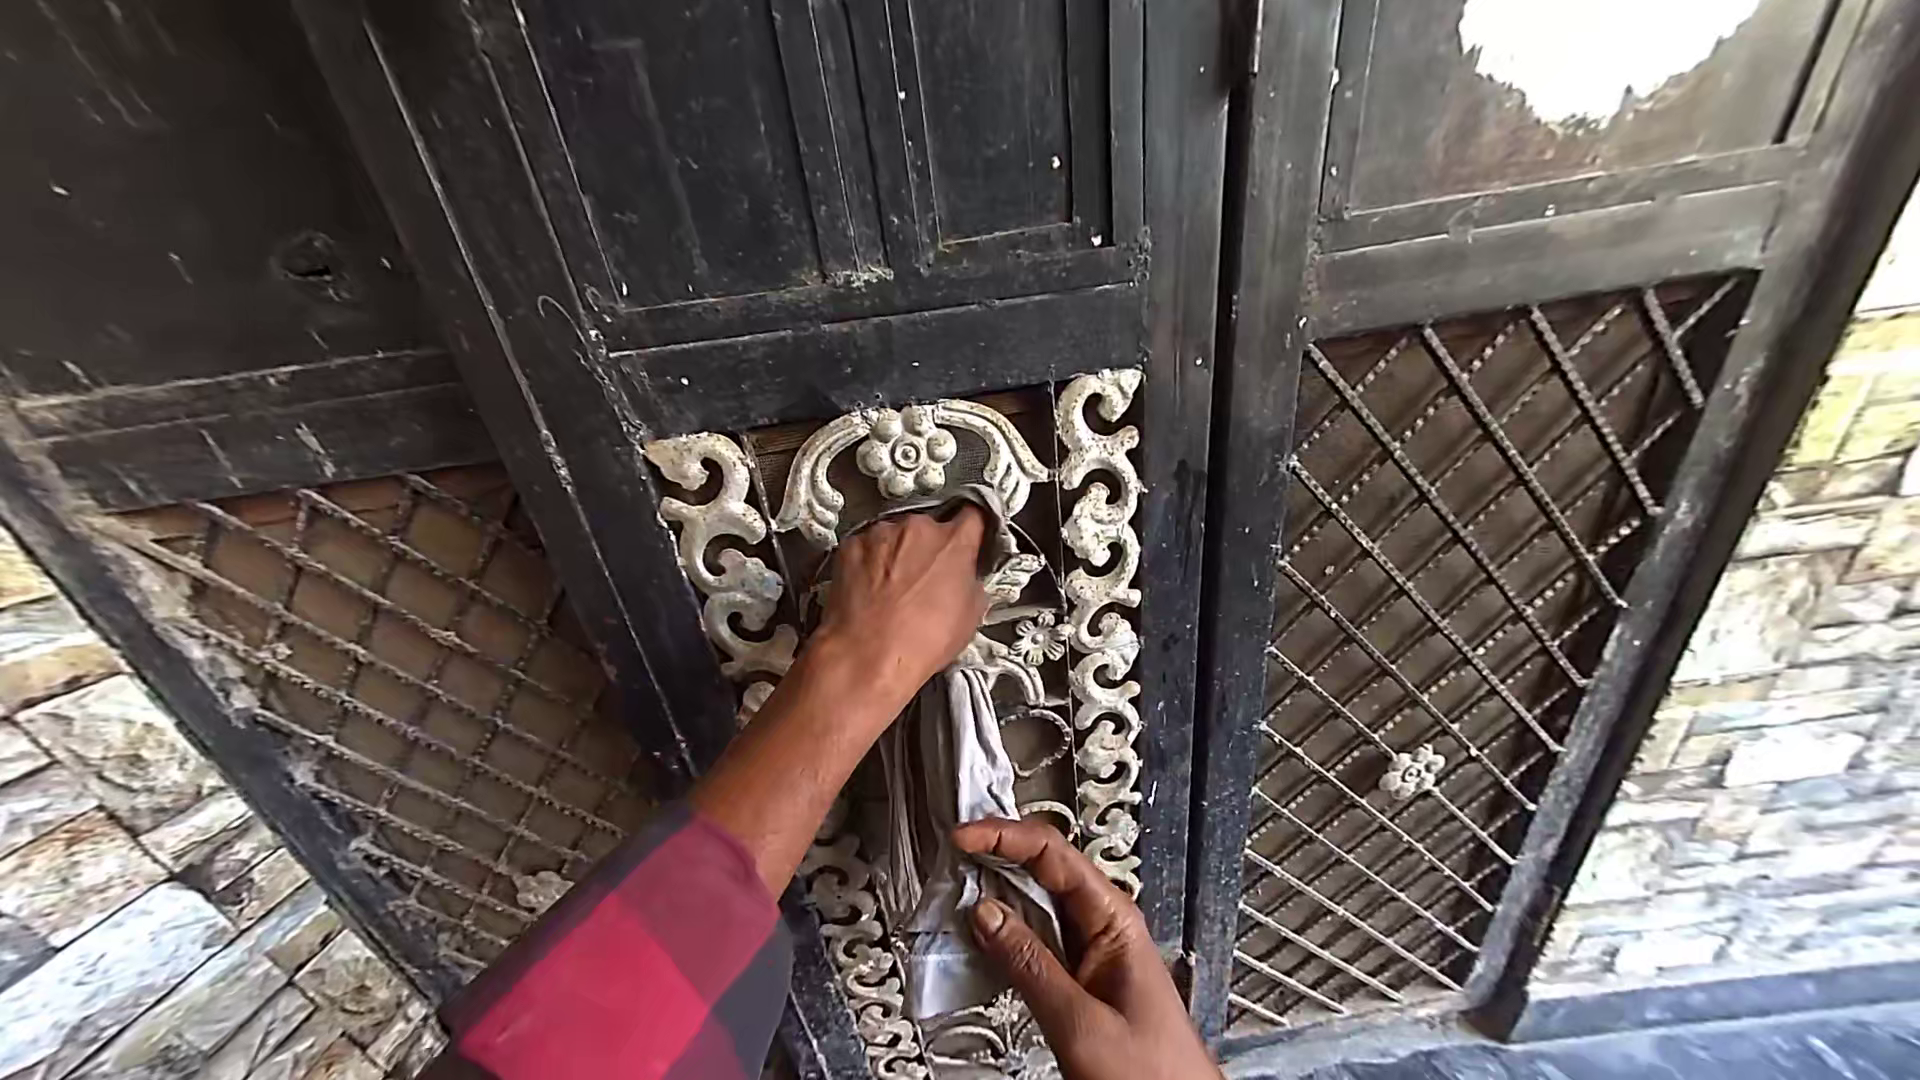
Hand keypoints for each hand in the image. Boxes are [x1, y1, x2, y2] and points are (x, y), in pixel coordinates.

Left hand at [811, 504, 988, 701]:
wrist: (867, 655)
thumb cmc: (921, 640)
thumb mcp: (971, 615)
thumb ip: (972, 581)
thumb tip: (965, 576)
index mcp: (954, 541)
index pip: (972, 515)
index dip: (970, 529)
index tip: (966, 540)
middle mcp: (918, 527)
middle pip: (929, 527)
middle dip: (929, 548)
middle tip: (924, 580)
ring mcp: (881, 533)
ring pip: (895, 535)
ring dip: (897, 554)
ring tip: (893, 590)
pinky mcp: (851, 545)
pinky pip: (866, 546)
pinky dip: (869, 562)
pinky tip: (870, 590)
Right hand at [956, 818, 1221, 1079]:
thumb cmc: (1152, 1078)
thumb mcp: (1081, 1025)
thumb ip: (1029, 966)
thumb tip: (986, 913)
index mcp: (1113, 916)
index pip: (1052, 850)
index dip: (1004, 835)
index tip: (966, 837)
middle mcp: (1101, 922)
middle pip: (1041, 866)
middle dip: (996, 856)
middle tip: (955, 857)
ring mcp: (1088, 947)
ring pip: (1034, 901)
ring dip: (995, 893)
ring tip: (958, 891)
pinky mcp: (1077, 974)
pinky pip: (1034, 935)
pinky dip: (1003, 929)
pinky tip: (981, 934)